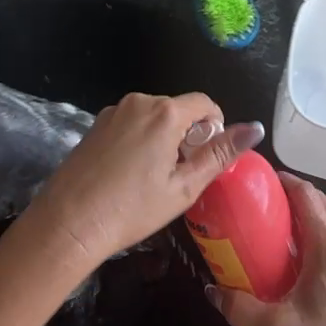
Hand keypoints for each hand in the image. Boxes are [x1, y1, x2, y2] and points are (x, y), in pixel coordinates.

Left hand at [28, 92, 262, 262]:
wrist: (68, 223)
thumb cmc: (132, 209)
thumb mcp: (184, 186)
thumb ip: (221, 154)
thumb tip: (256, 128)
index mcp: (166, 113)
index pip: (205, 103)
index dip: (214, 127)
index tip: (205, 157)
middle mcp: (140, 101)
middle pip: (179, 109)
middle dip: (187, 135)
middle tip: (179, 175)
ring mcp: (115, 111)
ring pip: (154, 117)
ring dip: (163, 138)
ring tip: (151, 178)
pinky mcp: (97, 124)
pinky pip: (132, 123)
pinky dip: (139, 140)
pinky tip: (128, 174)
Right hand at [211, 173, 325, 325]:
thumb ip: (239, 307)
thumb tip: (213, 291)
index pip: (307, 195)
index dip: (285, 182)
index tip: (265, 183)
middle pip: (321, 203)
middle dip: (295, 199)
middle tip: (268, 210)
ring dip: (314, 218)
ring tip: (288, 235)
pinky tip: (314, 260)